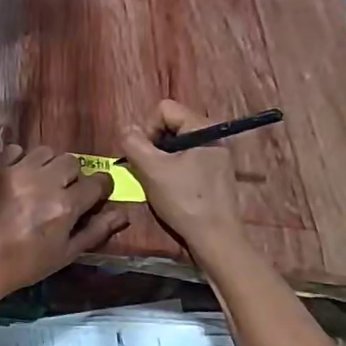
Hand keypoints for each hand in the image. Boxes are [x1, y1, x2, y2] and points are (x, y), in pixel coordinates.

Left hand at [0, 145, 128, 303]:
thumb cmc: (24, 264)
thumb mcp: (66, 254)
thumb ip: (96, 230)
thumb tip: (124, 212)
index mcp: (64, 206)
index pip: (98, 181)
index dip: (99, 188)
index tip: (93, 195)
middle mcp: (42, 183)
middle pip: (71, 161)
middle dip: (72, 175)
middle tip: (62, 191)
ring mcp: (15, 173)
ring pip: (44, 152)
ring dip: (47, 165)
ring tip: (39, 183)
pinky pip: (14, 150)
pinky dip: (20, 160)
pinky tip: (17, 177)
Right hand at [118, 100, 244, 248]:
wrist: (215, 236)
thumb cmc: (183, 199)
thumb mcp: (151, 169)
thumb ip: (133, 143)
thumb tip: (128, 129)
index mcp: (203, 128)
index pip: (164, 109)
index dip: (148, 128)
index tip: (146, 154)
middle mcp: (214, 136)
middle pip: (170, 124)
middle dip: (153, 143)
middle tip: (149, 168)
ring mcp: (217, 154)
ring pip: (176, 143)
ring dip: (160, 157)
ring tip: (158, 179)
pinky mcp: (216, 171)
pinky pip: (186, 157)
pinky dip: (173, 167)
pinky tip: (171, 187)